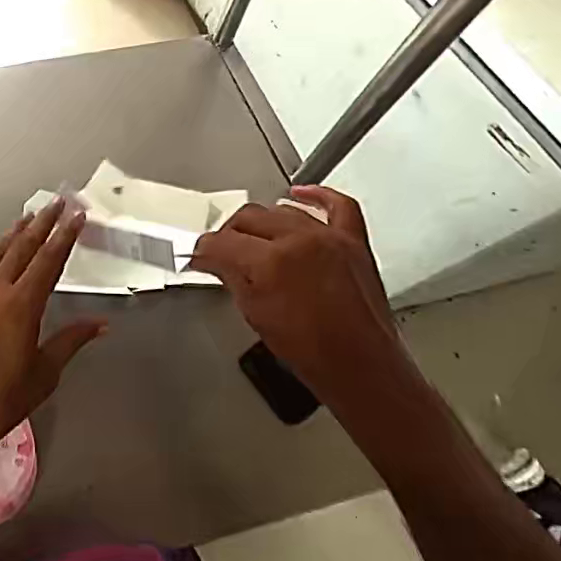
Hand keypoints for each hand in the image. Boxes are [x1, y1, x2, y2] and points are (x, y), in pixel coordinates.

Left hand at [0, 200, 106, 467]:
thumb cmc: (2, 399)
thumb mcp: (45, 371)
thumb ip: (71, 340)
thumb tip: (100, 325)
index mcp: (22, 304)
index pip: (49, 260)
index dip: (65, 236)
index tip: (76, 216)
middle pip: (22, 248)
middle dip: (42, 223)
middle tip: (57, 203)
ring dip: (16, 234)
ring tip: (28, 218)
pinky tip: (0, 256)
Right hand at [190, 185, 402, 400]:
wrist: (360, 366)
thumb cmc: (315, 352)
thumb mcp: (255, 315)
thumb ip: (233, 279)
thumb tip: (218, 263)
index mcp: (270, 262)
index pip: (221, 242)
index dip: (204, 251)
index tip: (200, 256)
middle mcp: (299, 241)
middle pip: (249, 218)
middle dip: (228, 234)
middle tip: (220, 250)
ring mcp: (329, 238)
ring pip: (282, 210)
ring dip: (262, 221)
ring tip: (252, 236)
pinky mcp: (352, 241)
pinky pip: (337, 205)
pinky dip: (317, 196)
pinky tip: (300, 194)